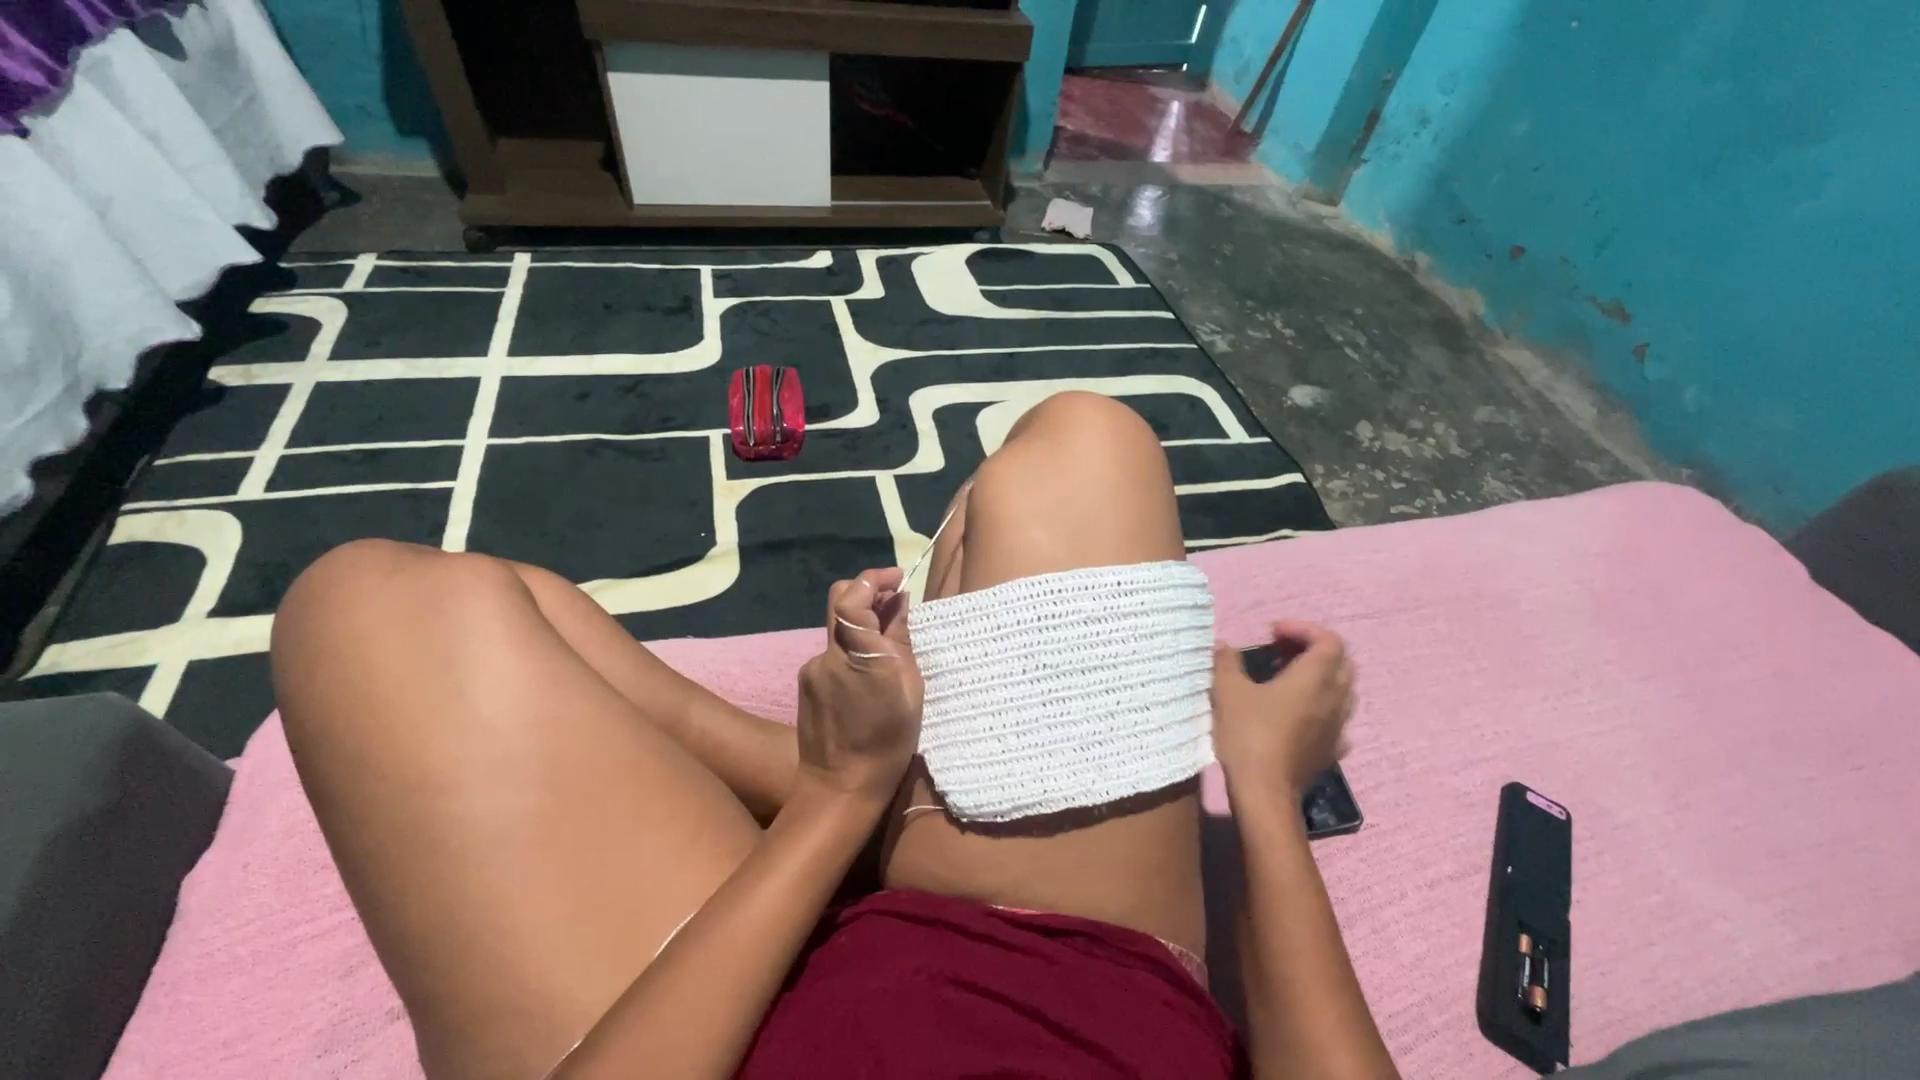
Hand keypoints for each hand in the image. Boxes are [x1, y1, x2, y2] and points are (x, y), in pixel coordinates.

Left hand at [795, 567, 923, 804]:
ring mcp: (812, 668)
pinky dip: (850, 654)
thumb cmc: (888, 742)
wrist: (840, 787)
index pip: (853, 596)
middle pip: (839, 600)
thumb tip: (900, 602)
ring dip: (861, 628)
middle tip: (894, 604)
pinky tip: (865, 681)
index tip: (897, 580)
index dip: (873, 579)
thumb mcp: (910, 689)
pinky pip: (831, 654)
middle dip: (866, 592)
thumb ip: (901, 639)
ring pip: (838, 629)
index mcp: (862, 656)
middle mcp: (830, 655)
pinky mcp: (805, 681)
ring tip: (887, 652)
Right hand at [1211, 621, 1355, 802]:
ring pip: (1343, 690)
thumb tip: (1224, 646)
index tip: (1273, 632)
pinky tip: (1300, 716)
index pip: (1328, 639)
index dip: (1303, 629)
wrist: (1265, 791)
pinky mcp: (1332, 750)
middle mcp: (1335, 698)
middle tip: (1282, 651)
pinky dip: (1322, 708)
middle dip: (1314, 649)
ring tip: (1289, 681)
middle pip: (1342, 662)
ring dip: (1321, 678)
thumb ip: (1227, 662)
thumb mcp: (1227, 691)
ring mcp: (1338, 727)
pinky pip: (1337, 720)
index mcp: (1314, 678)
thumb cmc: (1248, 734)